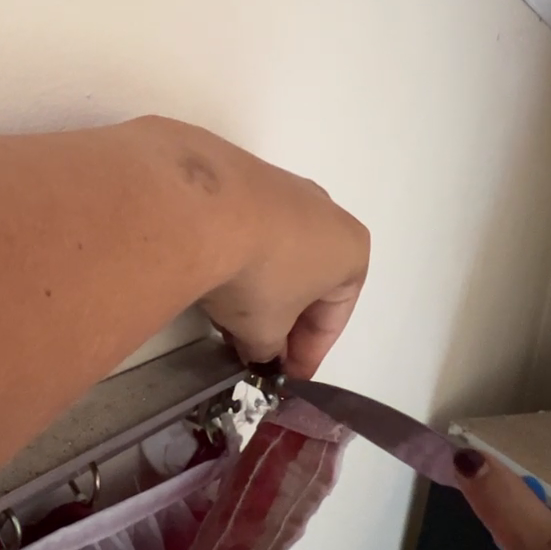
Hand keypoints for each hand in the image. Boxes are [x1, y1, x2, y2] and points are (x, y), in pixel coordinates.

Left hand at [134, 118, 367, 379]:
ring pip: (275, 250)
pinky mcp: (241, 173)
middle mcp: (325, 210)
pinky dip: (234, 252)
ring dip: (256, 285)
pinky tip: (209, 274)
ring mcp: (282, 185)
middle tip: (254, 349)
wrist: (201, 207)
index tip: (285, 375)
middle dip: (281, 318)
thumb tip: (259, 352)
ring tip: (226, 316)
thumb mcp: (265, 330)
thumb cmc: (256, 274)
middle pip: (306, 279)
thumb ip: (269, 348)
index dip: (308, 354)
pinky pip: (245, 224)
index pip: (334, 316)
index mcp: (350, 249)